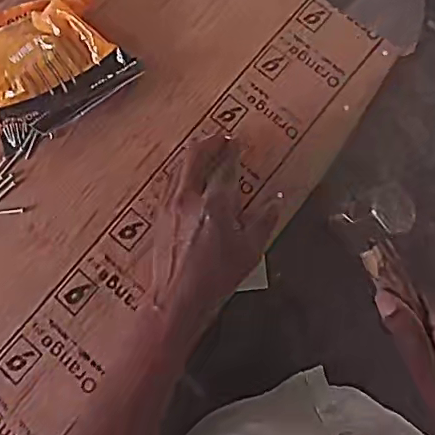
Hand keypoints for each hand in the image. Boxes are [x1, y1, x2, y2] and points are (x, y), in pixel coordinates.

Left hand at [146, 135, 280, 345]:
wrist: (177, 298)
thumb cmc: (215, 278)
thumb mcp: (250, 251)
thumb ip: (263, 220)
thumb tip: (275, 200)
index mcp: (215, 204)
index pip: (225, 167)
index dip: (232, 151)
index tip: (236, 142)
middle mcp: (189, 198)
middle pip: (195, 156)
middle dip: (208, 142)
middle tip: (219, 136)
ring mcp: (170, 205)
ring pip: (179, 167)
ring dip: (192, 154)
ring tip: (201, 148)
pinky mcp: (160, 216)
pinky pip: (169, 182)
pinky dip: (179, 171)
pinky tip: (183, 175)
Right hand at [366, 244, 434, 434]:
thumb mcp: (423, 371)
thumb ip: (405, 331)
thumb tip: (384, 296)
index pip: (419, 292)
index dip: (399, 293)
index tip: (382, 294)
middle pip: (434, 302)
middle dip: (415, 313)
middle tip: (406, 341)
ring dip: (432, 328)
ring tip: (430, 360)